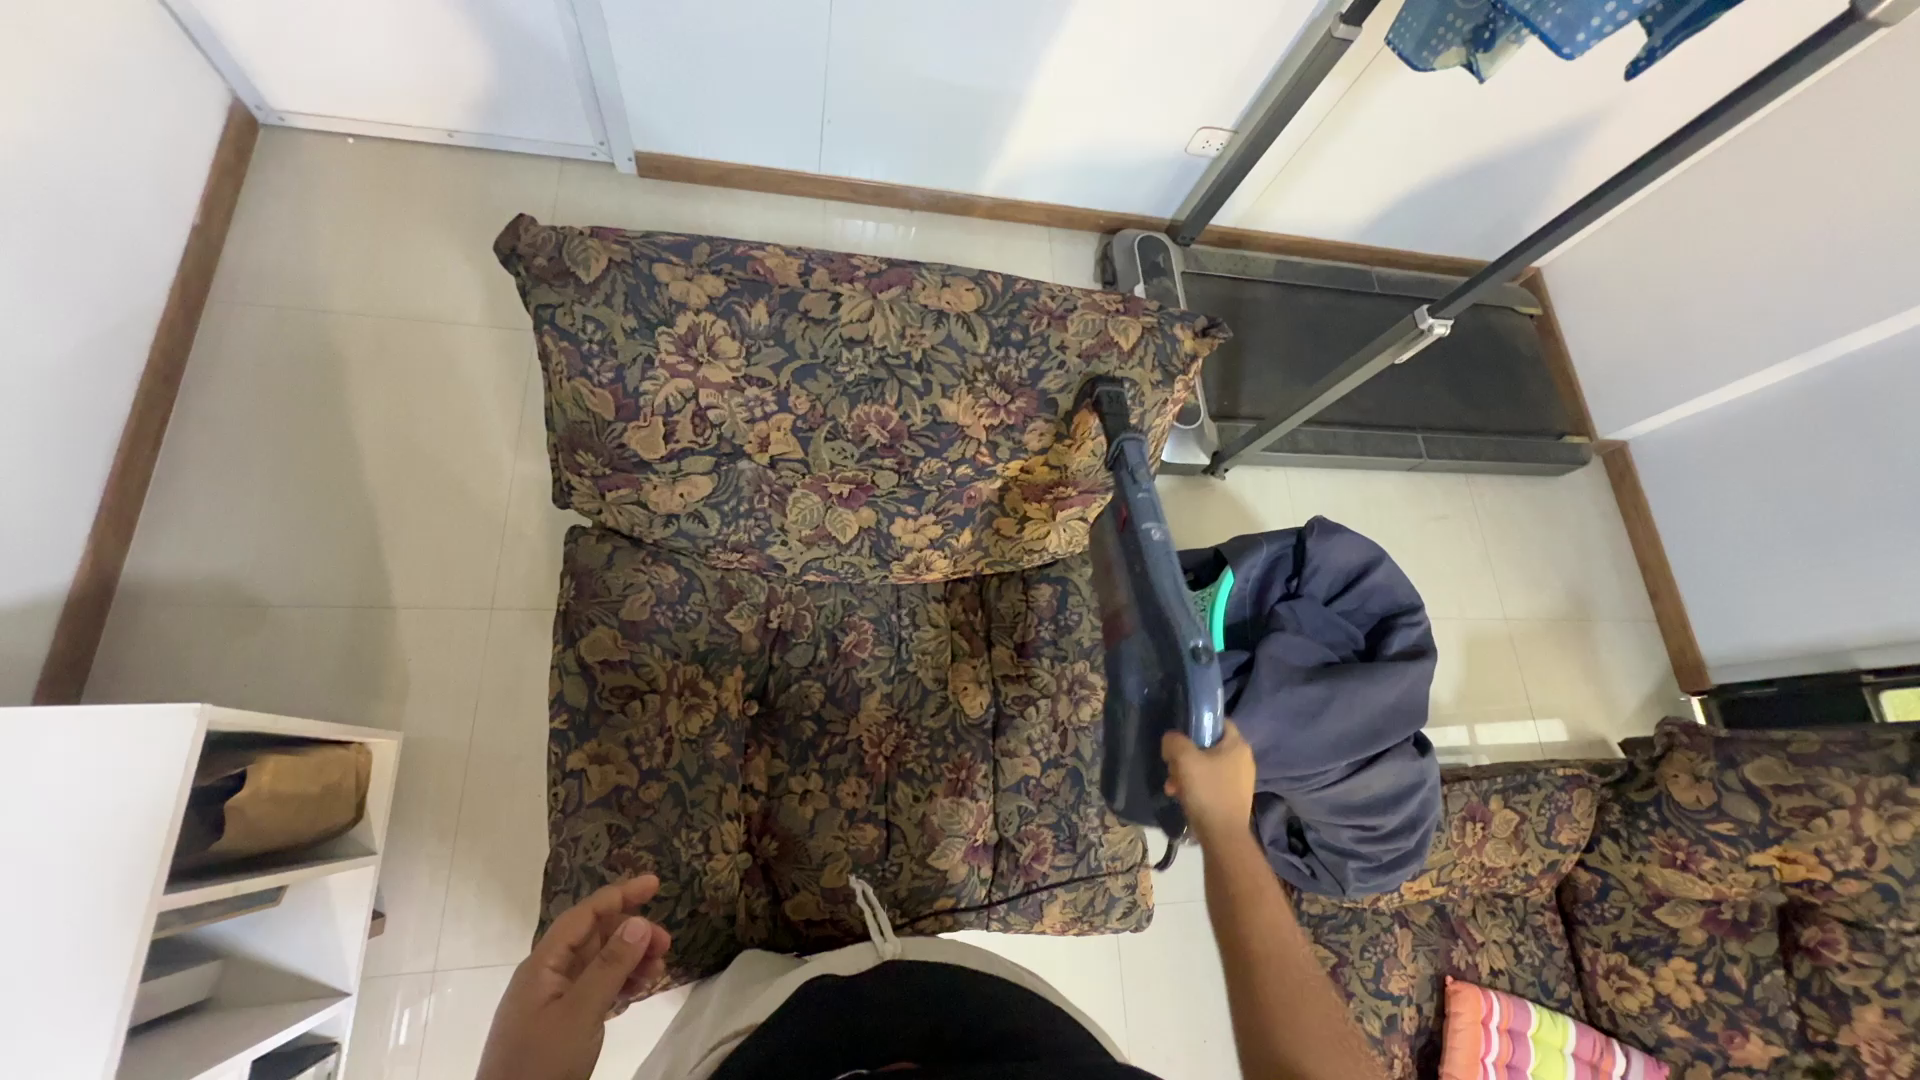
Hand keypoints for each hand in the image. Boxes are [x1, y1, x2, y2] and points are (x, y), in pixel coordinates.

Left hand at [477, 876, 672, 1079]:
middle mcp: (547, 977)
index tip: (656, 884)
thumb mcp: (580, 1014)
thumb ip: (610, 966)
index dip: (619, 895)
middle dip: (632, 934)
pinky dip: (620, 986)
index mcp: (543, 966)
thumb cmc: (540, 1067)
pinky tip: (638, 993)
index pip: (584, 916)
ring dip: (630, 961)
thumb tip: (638, 921)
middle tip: (667, 945)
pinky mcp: (561, 1026)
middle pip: (595, 938)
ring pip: (599, 965)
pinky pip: (596, 990)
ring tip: (658, 973)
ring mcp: (553, 1003)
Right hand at [1162, 721, 1255, 844]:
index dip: (1198, 723)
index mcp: (1237, 745)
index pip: (1219, 721)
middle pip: (1209, 745)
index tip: (1180, 734)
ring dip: (1186, 772)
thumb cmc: (1207, 792)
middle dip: (1185, 754)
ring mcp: (1240, 780)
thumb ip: (1174, 741)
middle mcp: (1243, 760)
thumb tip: (1171, 739)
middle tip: (1171, 764)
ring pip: (1207, 765)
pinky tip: (1180, 795)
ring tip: (1172, 785)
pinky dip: (1195, 786)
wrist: (1223, 836)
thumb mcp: (1185, 759)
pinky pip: (1210, 782)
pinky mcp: (1233, 797)